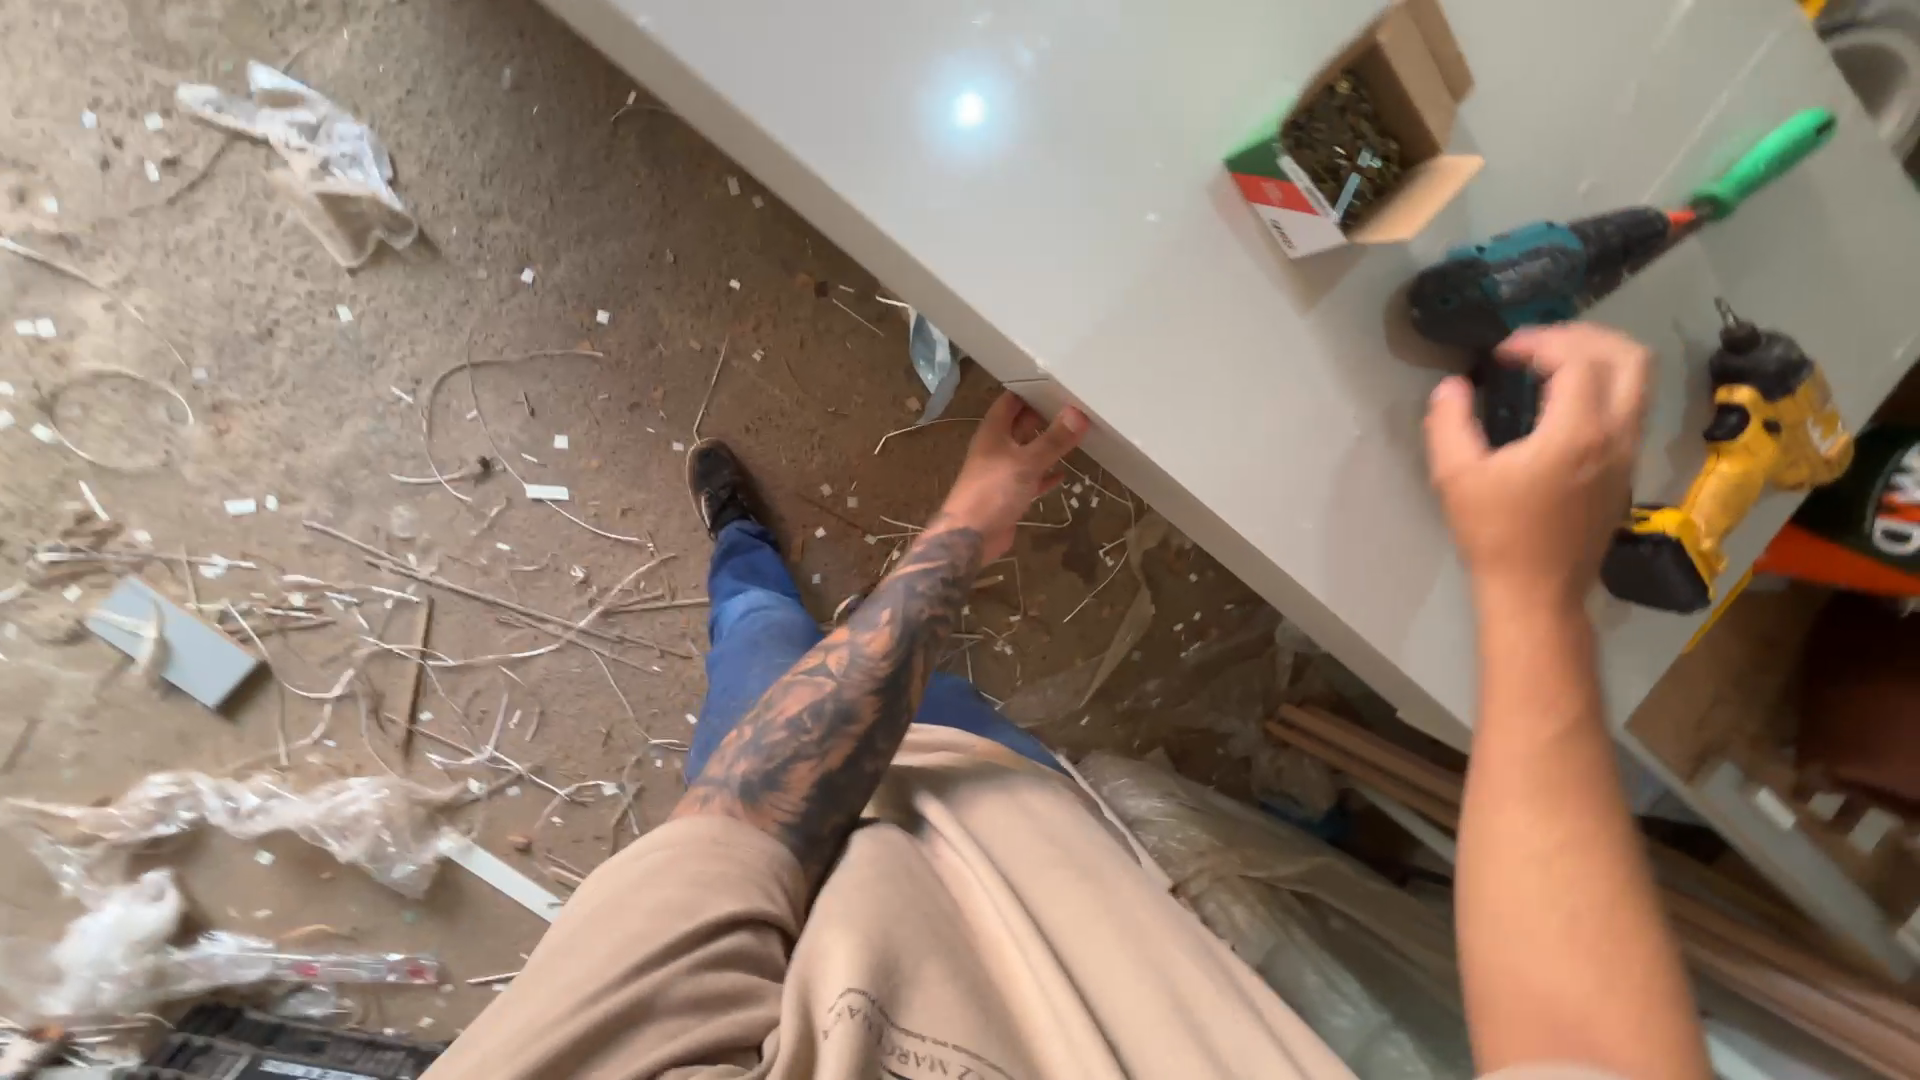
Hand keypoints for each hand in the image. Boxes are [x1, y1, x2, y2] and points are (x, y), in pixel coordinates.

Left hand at [940, 391, 1088, 561]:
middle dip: (1043, 416)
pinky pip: (1031, 479)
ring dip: (1046, 446)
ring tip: (1074, 434)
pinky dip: (1045, 475)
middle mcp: (996, 448)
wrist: (970, 536)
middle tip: (1074, 407)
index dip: (1030, 391)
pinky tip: (1063, 473)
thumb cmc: (993, 491)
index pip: (1010, 401)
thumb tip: (1079, 414)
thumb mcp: (1026, 462)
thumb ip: (1053, 440)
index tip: (1056, 382)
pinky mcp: (1009, 495)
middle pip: (1020, 425)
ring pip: (1027, 452)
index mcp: (993, 432)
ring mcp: (1001, 472)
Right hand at [1424, 323, 1650, 611]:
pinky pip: (1630, 407)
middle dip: (1583, 336)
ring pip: (1640, 380)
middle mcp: (1616, 434)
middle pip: (1629, 356)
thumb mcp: (1454, 477)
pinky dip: (1603, 385)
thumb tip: (1451, 388)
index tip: (1501, 352)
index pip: (1576, 359)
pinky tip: (1561, 402)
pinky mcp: (1626, 469)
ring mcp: (1629, 452)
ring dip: (1599, 357)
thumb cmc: (1493, 534)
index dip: (1539, 342)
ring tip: (1552, 363)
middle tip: (1537, 343)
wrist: (1537, 590)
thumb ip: (1449, 424)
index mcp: (1576, 432)